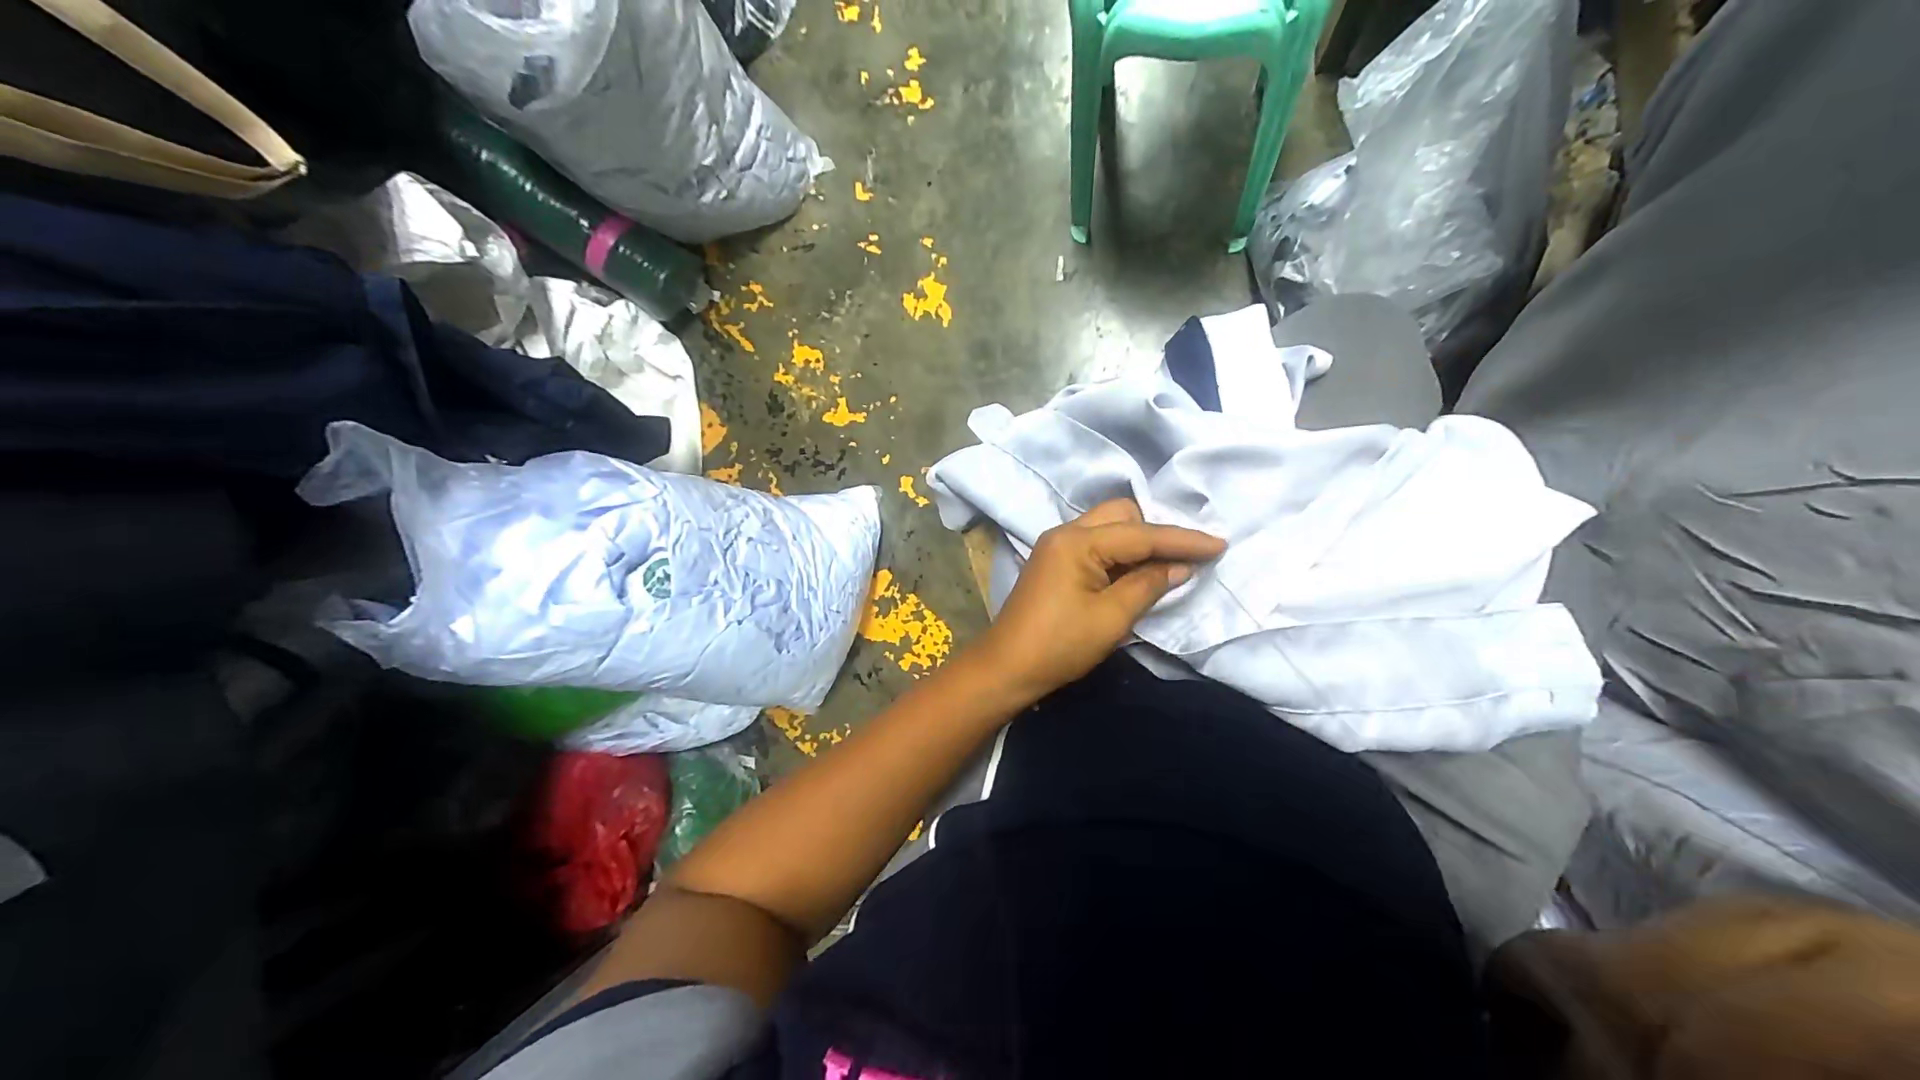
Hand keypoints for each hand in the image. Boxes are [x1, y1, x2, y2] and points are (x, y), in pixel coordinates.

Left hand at [975, 498, 1225, 700]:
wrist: (1007, 668)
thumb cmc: (1060, 645)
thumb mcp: (1112, 617)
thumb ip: (1149, 584)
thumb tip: (1180, 566)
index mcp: (1077, 541)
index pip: (1141, 534)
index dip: (1183, 540)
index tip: (1220, 544)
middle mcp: (1065, 533)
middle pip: (1122, 515)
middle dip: (1156, 532)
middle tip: (1186, 556)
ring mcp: (1056, 546)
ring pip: (1108, 527)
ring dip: (1138, 542)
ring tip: (1169, 563)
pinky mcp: (1054, 562)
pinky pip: (1095, 544)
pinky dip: (1119, 553)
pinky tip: (1137, 571)